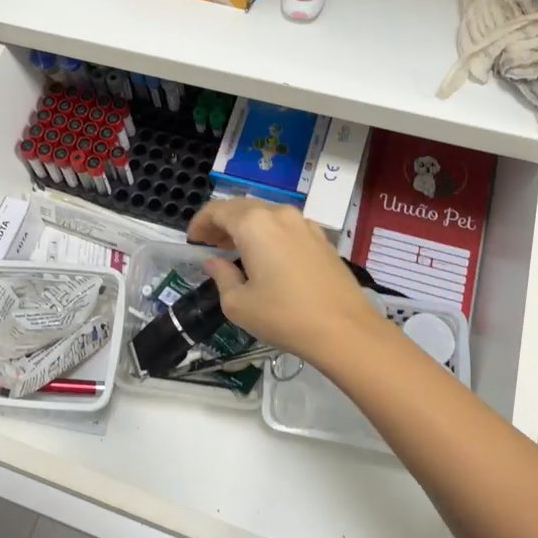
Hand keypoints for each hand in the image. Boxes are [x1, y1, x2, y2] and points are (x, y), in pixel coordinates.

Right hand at [186, 197, 378, 361]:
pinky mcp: (321, 238)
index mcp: (254, 224)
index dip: (200, 223)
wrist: (345, 329)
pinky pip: (285, 226)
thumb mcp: (239, 304)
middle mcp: (279, 214)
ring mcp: (304, 223)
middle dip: (222, 223)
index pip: (217, 210)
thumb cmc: (284, 316)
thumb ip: (221, 276)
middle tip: (210, 245)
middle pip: (242, 208)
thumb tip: (215, 263)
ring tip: (235, 251)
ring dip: (246, 227)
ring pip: (266, 215)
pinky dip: (269, 234)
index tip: (192, 241)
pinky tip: (267, 258)